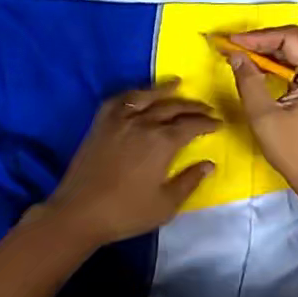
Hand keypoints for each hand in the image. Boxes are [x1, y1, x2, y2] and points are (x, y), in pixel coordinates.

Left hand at [39, 80, 218, 245]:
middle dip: (192, 107)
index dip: (207, 123)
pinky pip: (118, 100)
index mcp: (162, 142)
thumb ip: (189, 181)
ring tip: (177, 84)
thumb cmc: (126, 212)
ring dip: (164, 90)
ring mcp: (118, 121)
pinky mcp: (99, 124)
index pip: (191, 125)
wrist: (80, 212)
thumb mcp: (166, 204)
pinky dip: (132, 93)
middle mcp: (142, 123)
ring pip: (145, 97)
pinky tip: (138, 94)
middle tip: (206, 108)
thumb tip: (209, 164)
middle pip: (172, 108)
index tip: (218, 124)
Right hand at [224, 26, 297, 192]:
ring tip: (237, 54)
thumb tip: (235, 56)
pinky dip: (270, 65)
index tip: (231, 42)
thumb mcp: (264, 115)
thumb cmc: (294, 150)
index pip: (290, 39)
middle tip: (230, 46)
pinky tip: (252, 67)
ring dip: (263, 52)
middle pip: (292, 42)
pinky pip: (291, 67)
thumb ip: (248, 82)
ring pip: (291, 53)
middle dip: (260, 41)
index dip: (258, 37)